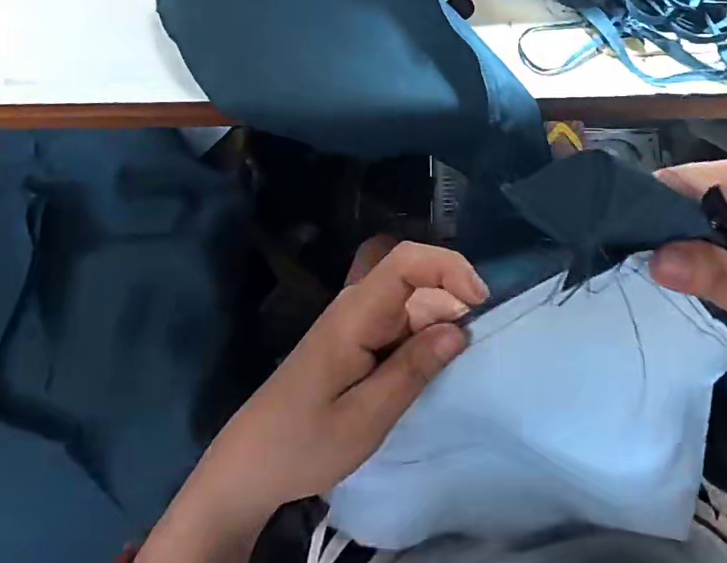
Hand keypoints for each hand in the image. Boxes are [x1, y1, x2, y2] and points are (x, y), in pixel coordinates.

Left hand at [155, 240, 486, 553]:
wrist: (247, 466)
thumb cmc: (303, 443)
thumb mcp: (365, 418)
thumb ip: (414, 369)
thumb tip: (459, 329)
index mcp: (355, 314)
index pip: (406, 260)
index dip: (448, 267)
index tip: (480, 301)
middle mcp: (355, 305)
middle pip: (413, 276)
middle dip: (451, 296)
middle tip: (470, 343)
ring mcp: (354, 320)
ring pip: (410, 298)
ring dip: (438, 317)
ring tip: (450, 362)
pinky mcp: (355, 337)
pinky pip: (398, 319)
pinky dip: (422, 333)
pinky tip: (428, 365)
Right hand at [650, 156, 726, 369]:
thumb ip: (719, 277)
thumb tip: (653, 257)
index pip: (687, 182)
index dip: (655, 214)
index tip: (633, 252)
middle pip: (685, 186)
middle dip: (663, 225)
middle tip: (649, 270)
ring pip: (691, 199)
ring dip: (677, 234)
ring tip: (666, 270)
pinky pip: (707, 212)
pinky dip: (694, 238)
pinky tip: (692, 265)